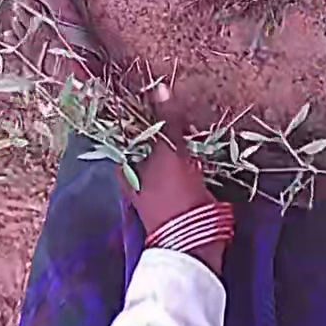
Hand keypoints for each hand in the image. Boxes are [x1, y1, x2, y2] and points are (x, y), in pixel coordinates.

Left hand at [126, 91, 225, 273]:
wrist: (194, 239)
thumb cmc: (174, 195)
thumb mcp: (170, 153)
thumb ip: (166, 121)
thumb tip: (160, 87)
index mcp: (125, 163)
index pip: (129, 126)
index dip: (141, 108)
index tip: (155, 89)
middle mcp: (135, 171)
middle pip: (148, 135)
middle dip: (162, 119)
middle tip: (177, 100)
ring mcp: (156, 179)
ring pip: (165, 145)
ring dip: (178, 132)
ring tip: (191, 117)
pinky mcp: (177, 186)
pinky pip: (181, 157)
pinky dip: (189, 147)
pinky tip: (199, 137)